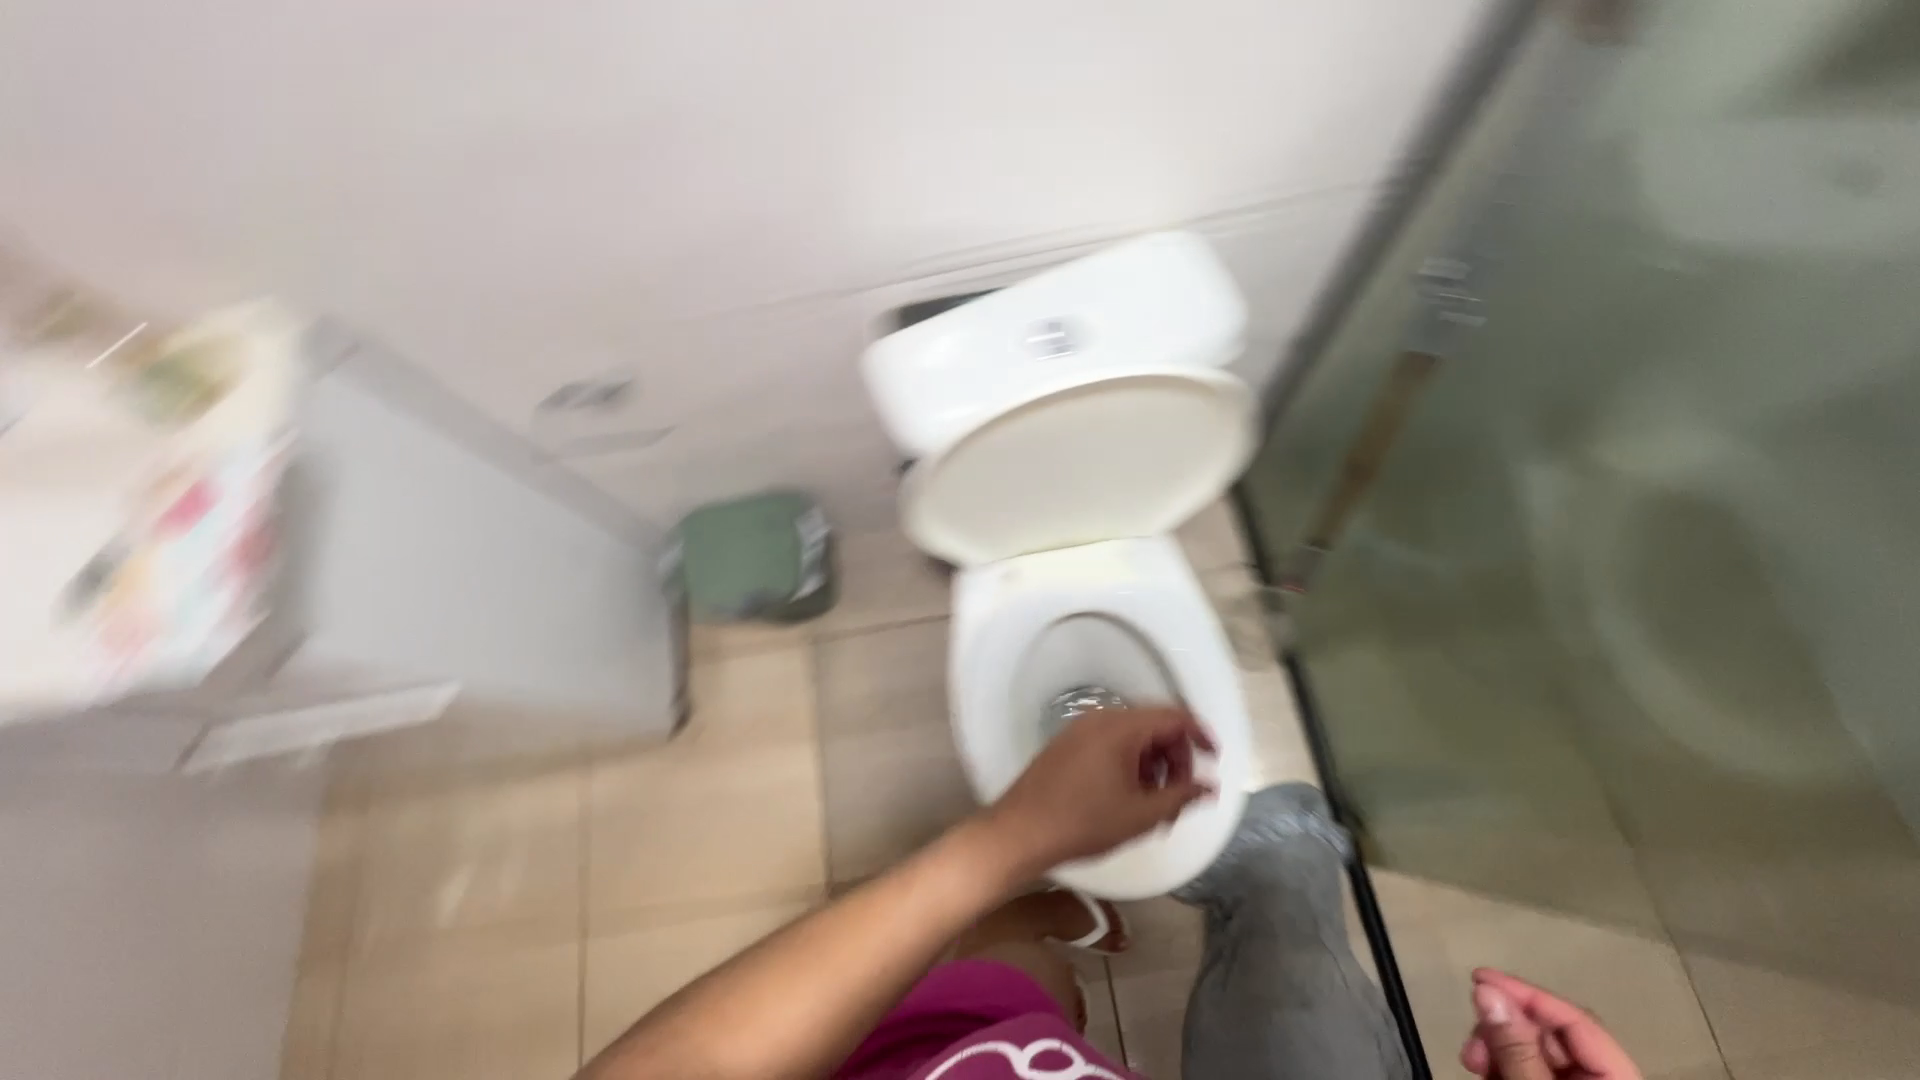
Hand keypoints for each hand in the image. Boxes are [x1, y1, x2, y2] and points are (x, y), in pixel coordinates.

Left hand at [978, 705, 1215, 879]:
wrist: (1021, 832)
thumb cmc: (1083, 823)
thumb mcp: (1142, 815)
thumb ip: (1181, 797)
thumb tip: (1208, 786)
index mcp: (1120, 727)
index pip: (1174, 716)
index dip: (1200, 735)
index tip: (1214, 760)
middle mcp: (1099, 718)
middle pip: (1153, 724)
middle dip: (1175, 756)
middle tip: (1181, 794)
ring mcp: (1079, 729)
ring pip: (1131, 735)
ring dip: (1152, 763)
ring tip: (1155, 803)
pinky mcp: (1067, 745)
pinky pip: (1109, 743)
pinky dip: (1128, 762)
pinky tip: (1128, 797)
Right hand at [1462, 969, 1642, 1079]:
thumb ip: (1517, 1048)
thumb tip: (1486, 989)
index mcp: (1621, 1077)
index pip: (1577, 1019)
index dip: (1527, 994)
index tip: (1478, 978)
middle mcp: (1609, 1078)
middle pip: (1554, 1034)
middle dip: (1505, 1028)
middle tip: (1471, 1040)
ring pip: (1538, 1051)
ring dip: (1499, 1047)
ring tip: (1473, 1061)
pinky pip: (1535, 1069)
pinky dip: (1505, 1064)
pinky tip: (1484, 1070)